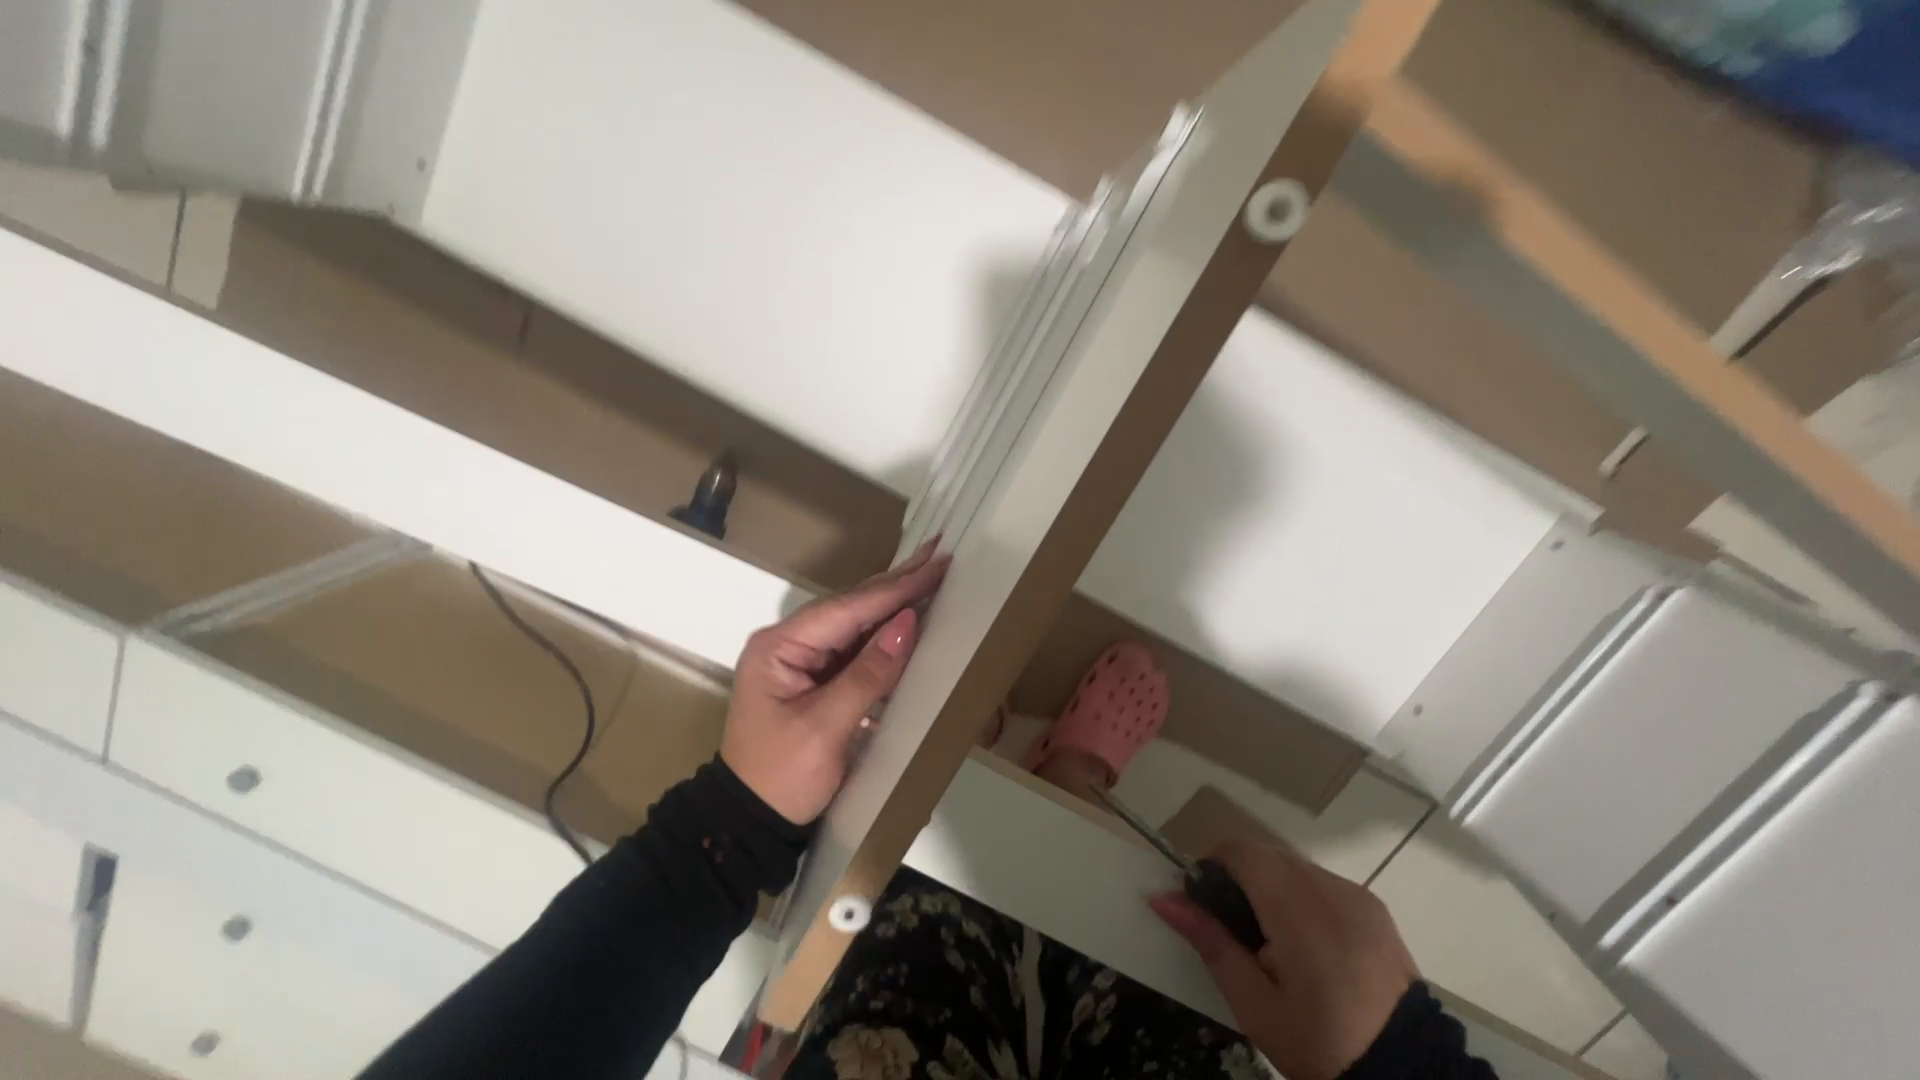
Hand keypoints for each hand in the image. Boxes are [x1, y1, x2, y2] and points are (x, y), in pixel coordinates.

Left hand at [722, 540, 950, 823]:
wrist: (750, 824)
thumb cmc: (782, 776)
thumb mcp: (826, 727)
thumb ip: (869, 673)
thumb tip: (908, 623)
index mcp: (780, 646)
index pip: (848, 608)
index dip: (896, 589)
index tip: (936, 565)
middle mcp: (789, 644)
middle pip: (851, 607)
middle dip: (896, 584)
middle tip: (939, 554)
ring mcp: (802, 662)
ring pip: (856, 625)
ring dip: (894, 604)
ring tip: (931, 575)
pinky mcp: (816, 681)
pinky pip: (856, 650)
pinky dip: (886, 635)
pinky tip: (910, 618)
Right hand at [1150, 839, 1418, 1079]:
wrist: (1409, 1074)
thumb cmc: (1321, 1043)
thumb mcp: (1254, 1003)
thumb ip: (1210, 942)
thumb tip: (1163, 898)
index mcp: (1297, 908)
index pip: (1241, 851)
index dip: (1212, 865)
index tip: (1205, 904)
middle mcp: (1330, 888)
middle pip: (1266, 856)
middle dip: (1240, 880)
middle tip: (1233, 933)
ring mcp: (1358, 896)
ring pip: (1295, 868)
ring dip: (1271, 889)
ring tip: (1273, 946)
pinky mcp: (1376, 910)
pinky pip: (1324, 885)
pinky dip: (1302, 900)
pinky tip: (1308, 948)